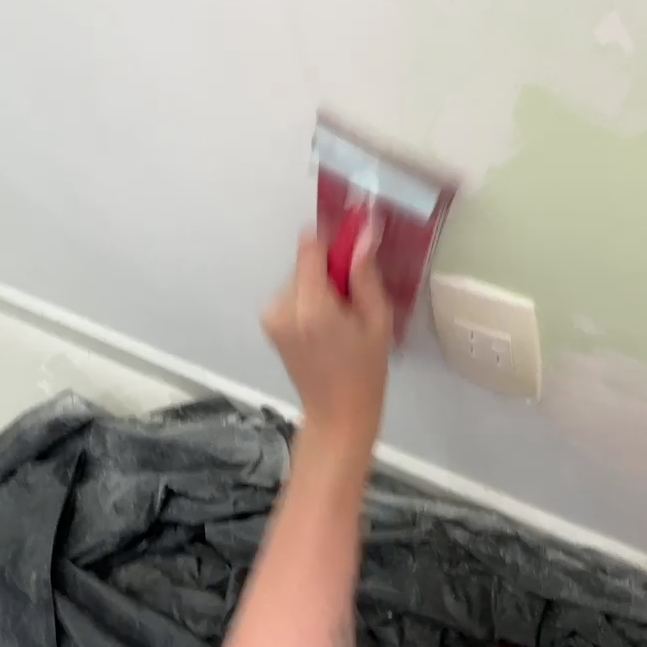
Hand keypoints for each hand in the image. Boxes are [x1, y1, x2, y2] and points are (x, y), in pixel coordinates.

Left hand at [262, 227, 391, 448]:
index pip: (310, 247)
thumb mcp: (377, 321)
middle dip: (331, 270)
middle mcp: (282, 307)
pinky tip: (327, 325)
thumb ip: (365, 274)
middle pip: (306, 263)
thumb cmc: (365, 371)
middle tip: (355, 298)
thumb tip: (364, 232)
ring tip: (343, 317)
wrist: (337, 415)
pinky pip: (293, 294)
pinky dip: (311, 299)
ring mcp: (271, 316)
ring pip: (300, 278)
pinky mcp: (269, 323)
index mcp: (311, 308)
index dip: (333, 238)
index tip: (355, 243)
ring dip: (322, 285)